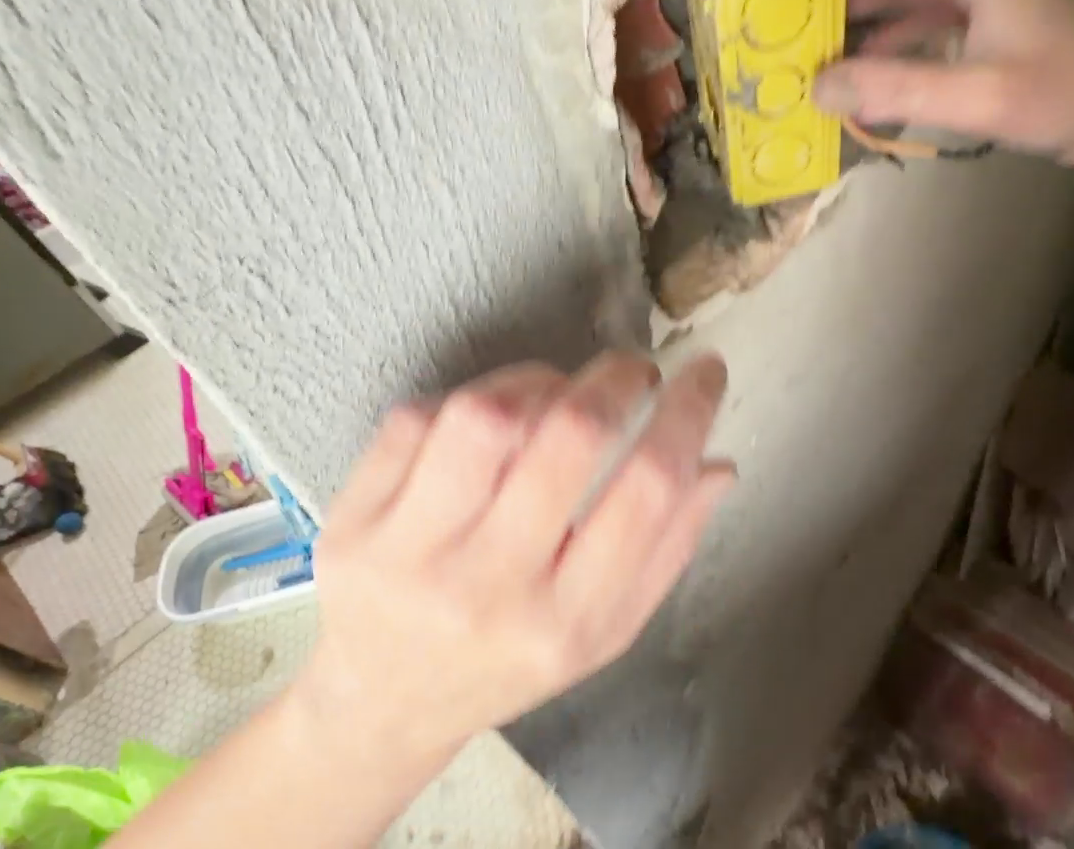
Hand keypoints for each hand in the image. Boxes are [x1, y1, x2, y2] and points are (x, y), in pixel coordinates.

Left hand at [290, 352, 732, 766]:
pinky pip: (419, 417)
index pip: (647, 491)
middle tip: (634, 371)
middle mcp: (488, 586)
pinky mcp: (354, 518)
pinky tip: (494, 417)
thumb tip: (718, 462)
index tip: (706, 371)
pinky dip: (472, 396)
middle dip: (617, 379)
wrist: (383, 703)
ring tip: (559, 393)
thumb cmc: (508, 661)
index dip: (688, 414)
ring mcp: (409, 551)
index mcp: (565, 621)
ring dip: (540, 381)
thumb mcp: (605, 631)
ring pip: (486, 416)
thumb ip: (668, 549)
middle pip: (568, 438)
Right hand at [813, 0, 1073, 160]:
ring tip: (803, 52)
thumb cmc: (1063, 97)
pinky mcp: (977, 18)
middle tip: (778, 30)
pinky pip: (913, 19)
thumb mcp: (978, 96)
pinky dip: (880, 42)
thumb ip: (896, 89)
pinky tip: (851, 73)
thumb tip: (817, 88)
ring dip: (852, 19)